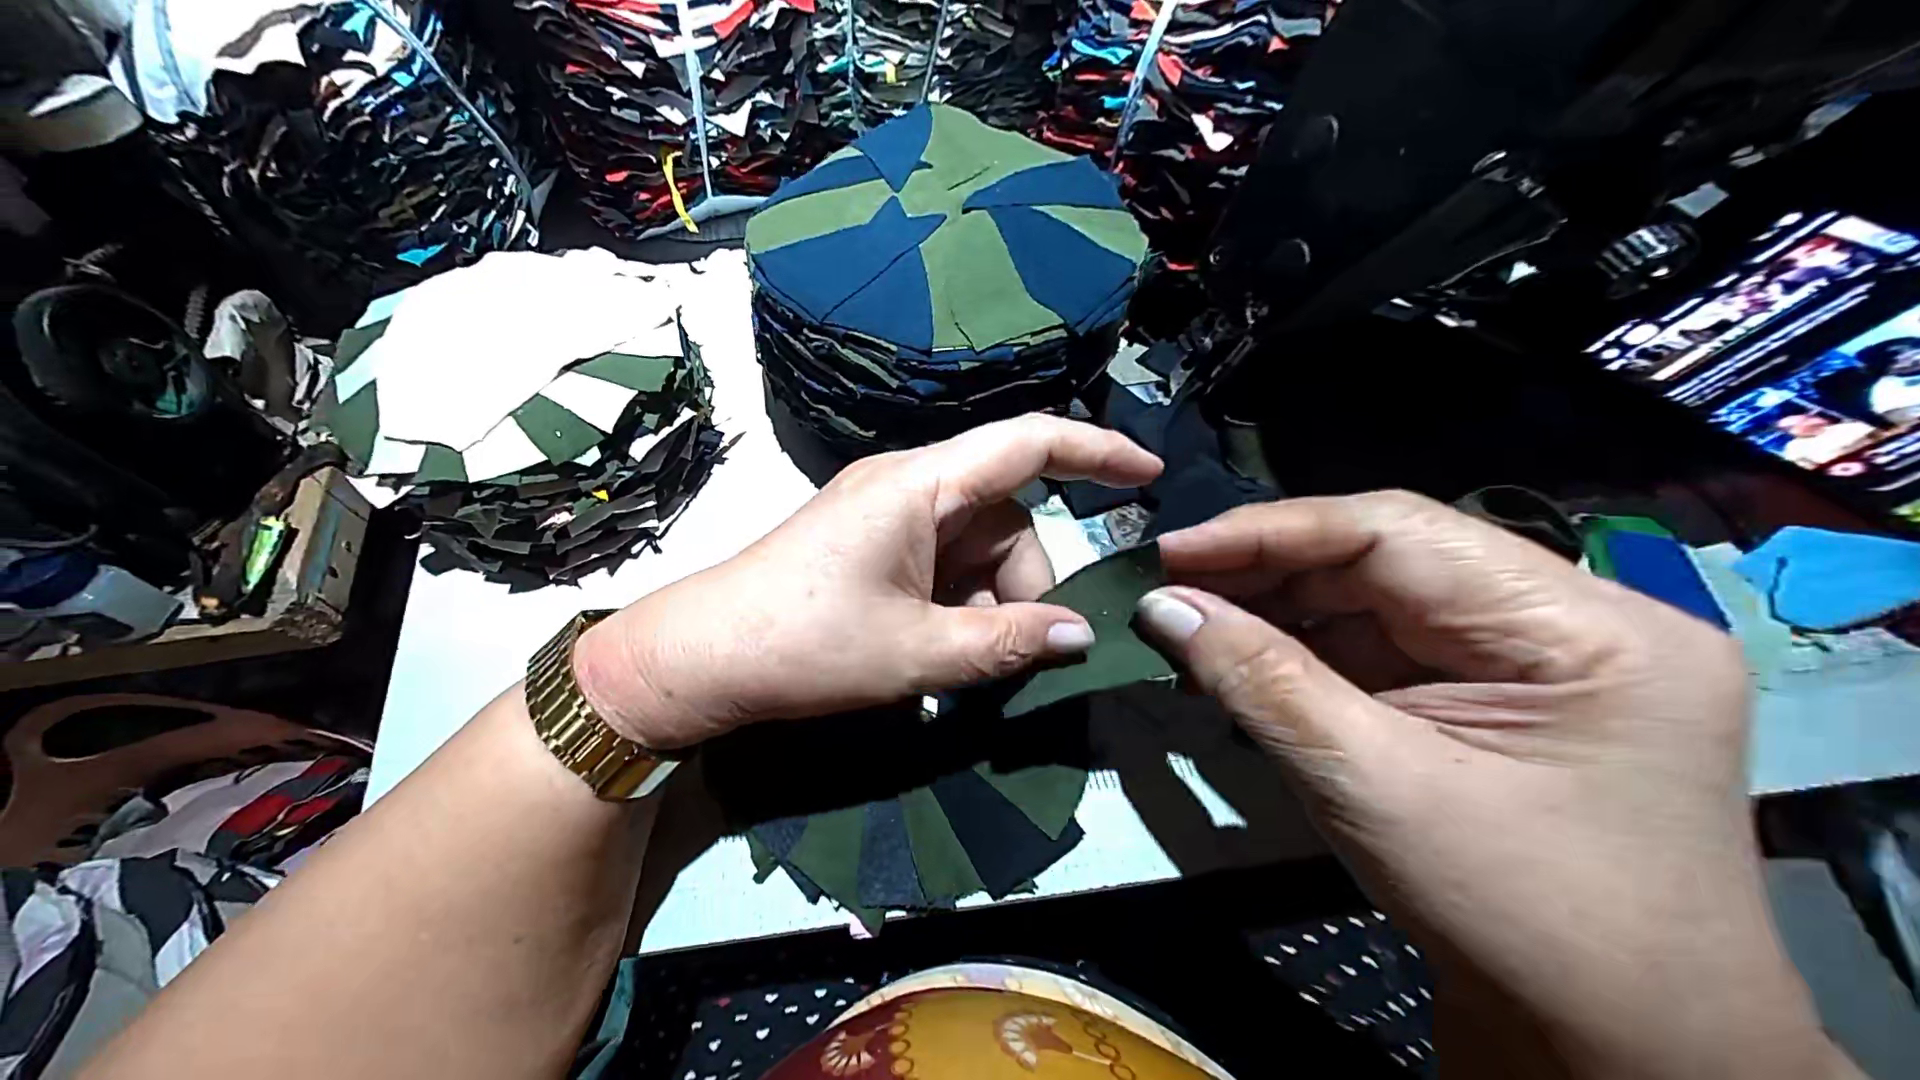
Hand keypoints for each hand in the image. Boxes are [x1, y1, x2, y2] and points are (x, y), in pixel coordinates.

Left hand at [572, 415, 1161, 749]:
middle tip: (1016, 653)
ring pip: (977, 549)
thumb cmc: (805, 644)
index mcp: (921, 485)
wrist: (700, 658)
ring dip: (989, 604)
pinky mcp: (874, 544)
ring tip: (964, 663)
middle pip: (1006, 519)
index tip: (1149, 475)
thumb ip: (1007, 643)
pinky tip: (941, 652)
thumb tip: (1081, 635)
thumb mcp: (918, 652)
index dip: (1097, 452)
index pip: (1028, 443)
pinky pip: (943, 564)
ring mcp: (889, 516)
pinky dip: (958, 605)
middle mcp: (910, 486)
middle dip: (1025, 585)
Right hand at [1139, 492, 1851, 1078]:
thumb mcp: (1370, 784)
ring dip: (1271, 608)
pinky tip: (1235, 654)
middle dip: (1263, 572)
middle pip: (1379, 559)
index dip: (1270, 532)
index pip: (1395, 531)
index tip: (1174, 550)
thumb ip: (1258, 678)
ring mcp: (1521, 653)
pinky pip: (1372, 642)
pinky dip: (1296, 647)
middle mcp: (1560, 617)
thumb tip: (1160, 605)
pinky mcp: (1482, 689)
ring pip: (1366, 597)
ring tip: (1187, 619)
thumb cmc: (1518, 919)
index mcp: (1581, 625)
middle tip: (1168, 586)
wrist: (1612, 1049)